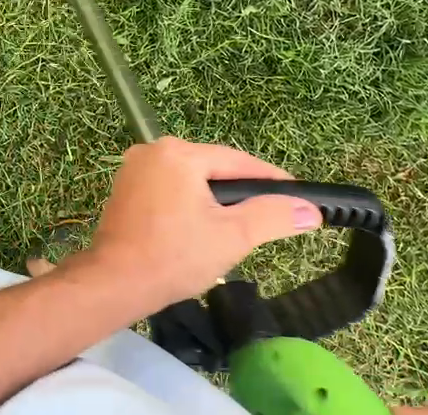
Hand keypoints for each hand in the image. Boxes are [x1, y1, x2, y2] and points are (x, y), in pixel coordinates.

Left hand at [69, 136, 322, 313]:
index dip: (269, 177)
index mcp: (178, 153)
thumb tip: (309, 208)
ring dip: (214, 196)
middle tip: (272, 211)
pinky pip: (169, 185)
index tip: (298, 193)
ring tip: (242, 222)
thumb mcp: (233, 235)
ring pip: (189, 177)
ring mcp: (134, 167)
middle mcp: (152, 150)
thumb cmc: (177, 255)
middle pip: (210, 166)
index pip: (235, 160)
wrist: (119, 278)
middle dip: (241, 188)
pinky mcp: (126, 186)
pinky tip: (203, 223)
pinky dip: (189, 200)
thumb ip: (272, 216)